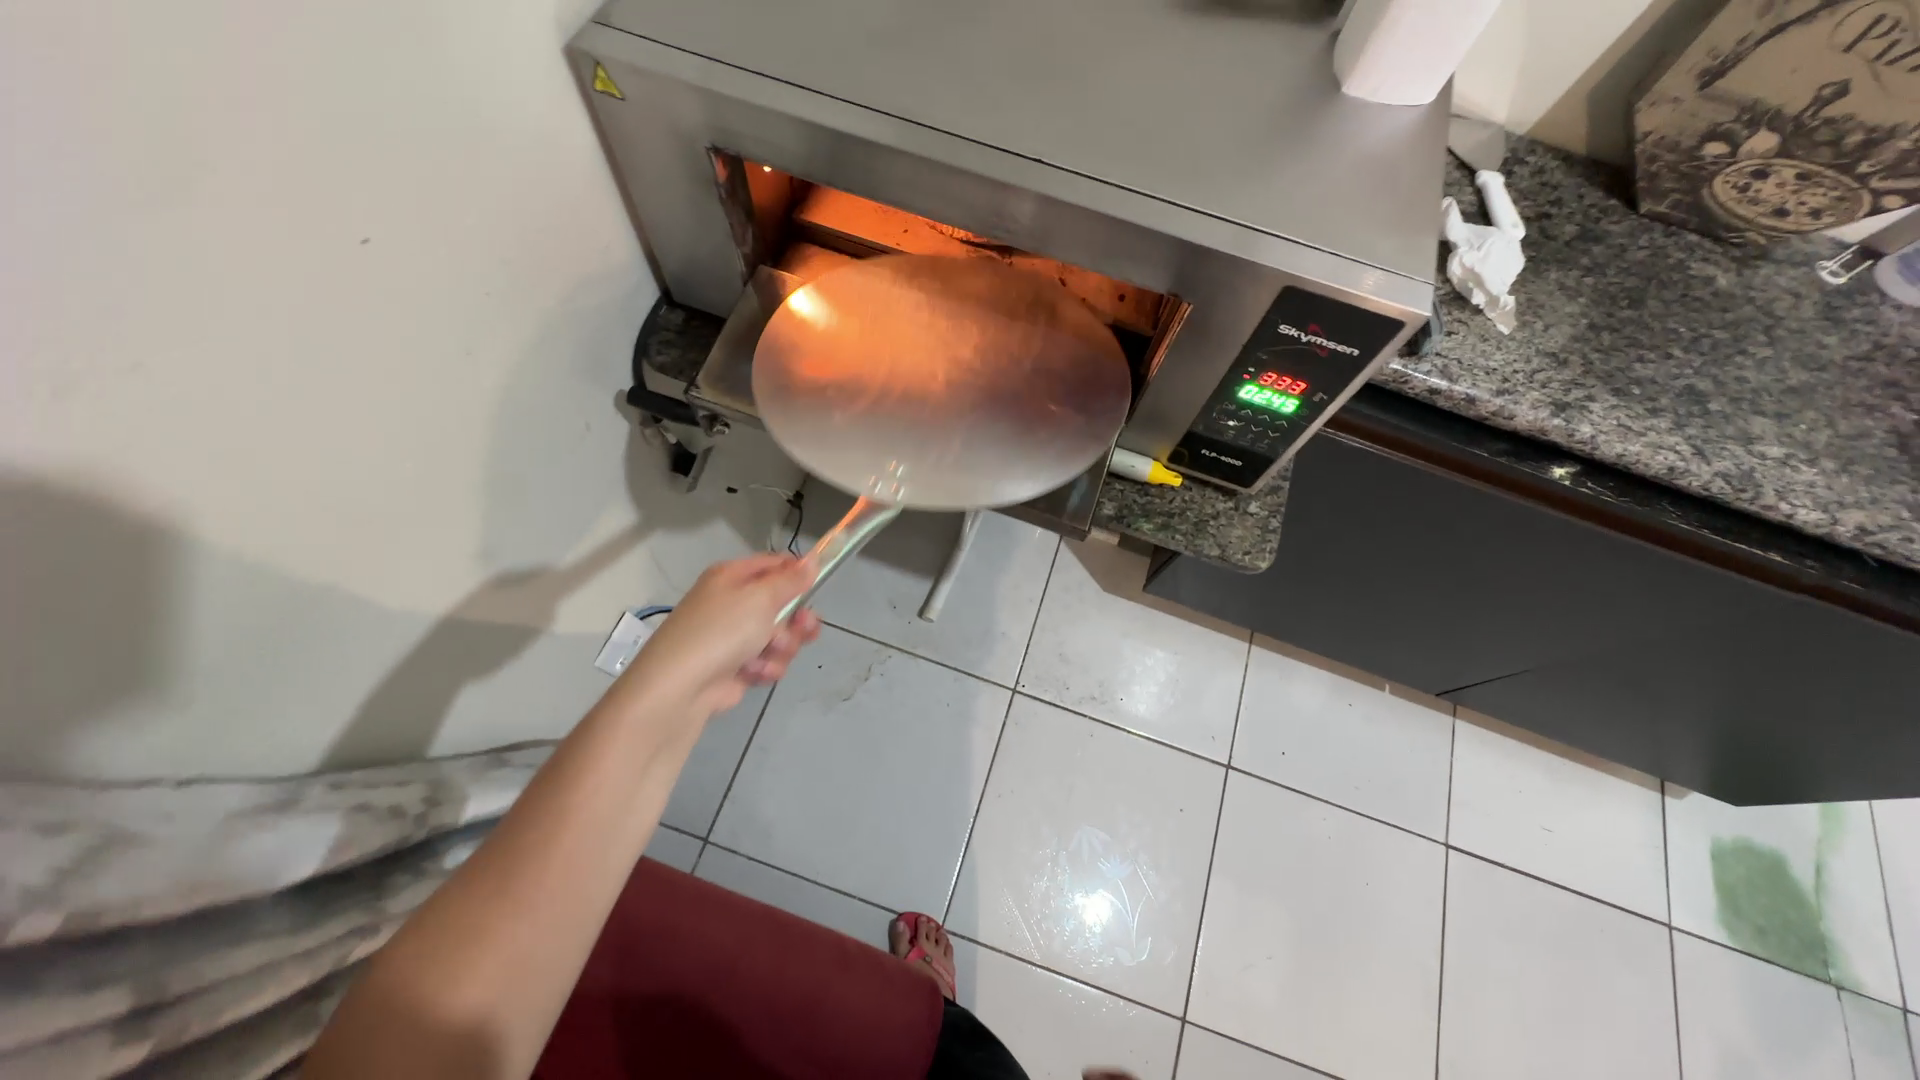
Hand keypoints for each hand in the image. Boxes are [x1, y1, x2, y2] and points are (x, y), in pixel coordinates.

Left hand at [624, 554, 822, 714]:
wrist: (682, 686)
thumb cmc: (722, 631)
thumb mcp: (761, 597)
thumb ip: (790, 580)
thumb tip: (812, 559)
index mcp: (732, 577)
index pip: (773, 565)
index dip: (797, 574)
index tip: (818, 585)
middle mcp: (732, 603)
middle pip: (782, 605)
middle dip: (796, 620)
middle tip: (806, 628)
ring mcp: (734, 636)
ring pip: (780, 636)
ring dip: (781, 648)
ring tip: (767, 654)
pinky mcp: (737, 666)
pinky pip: (768, 661)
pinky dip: (766, 667)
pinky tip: (754, 672)